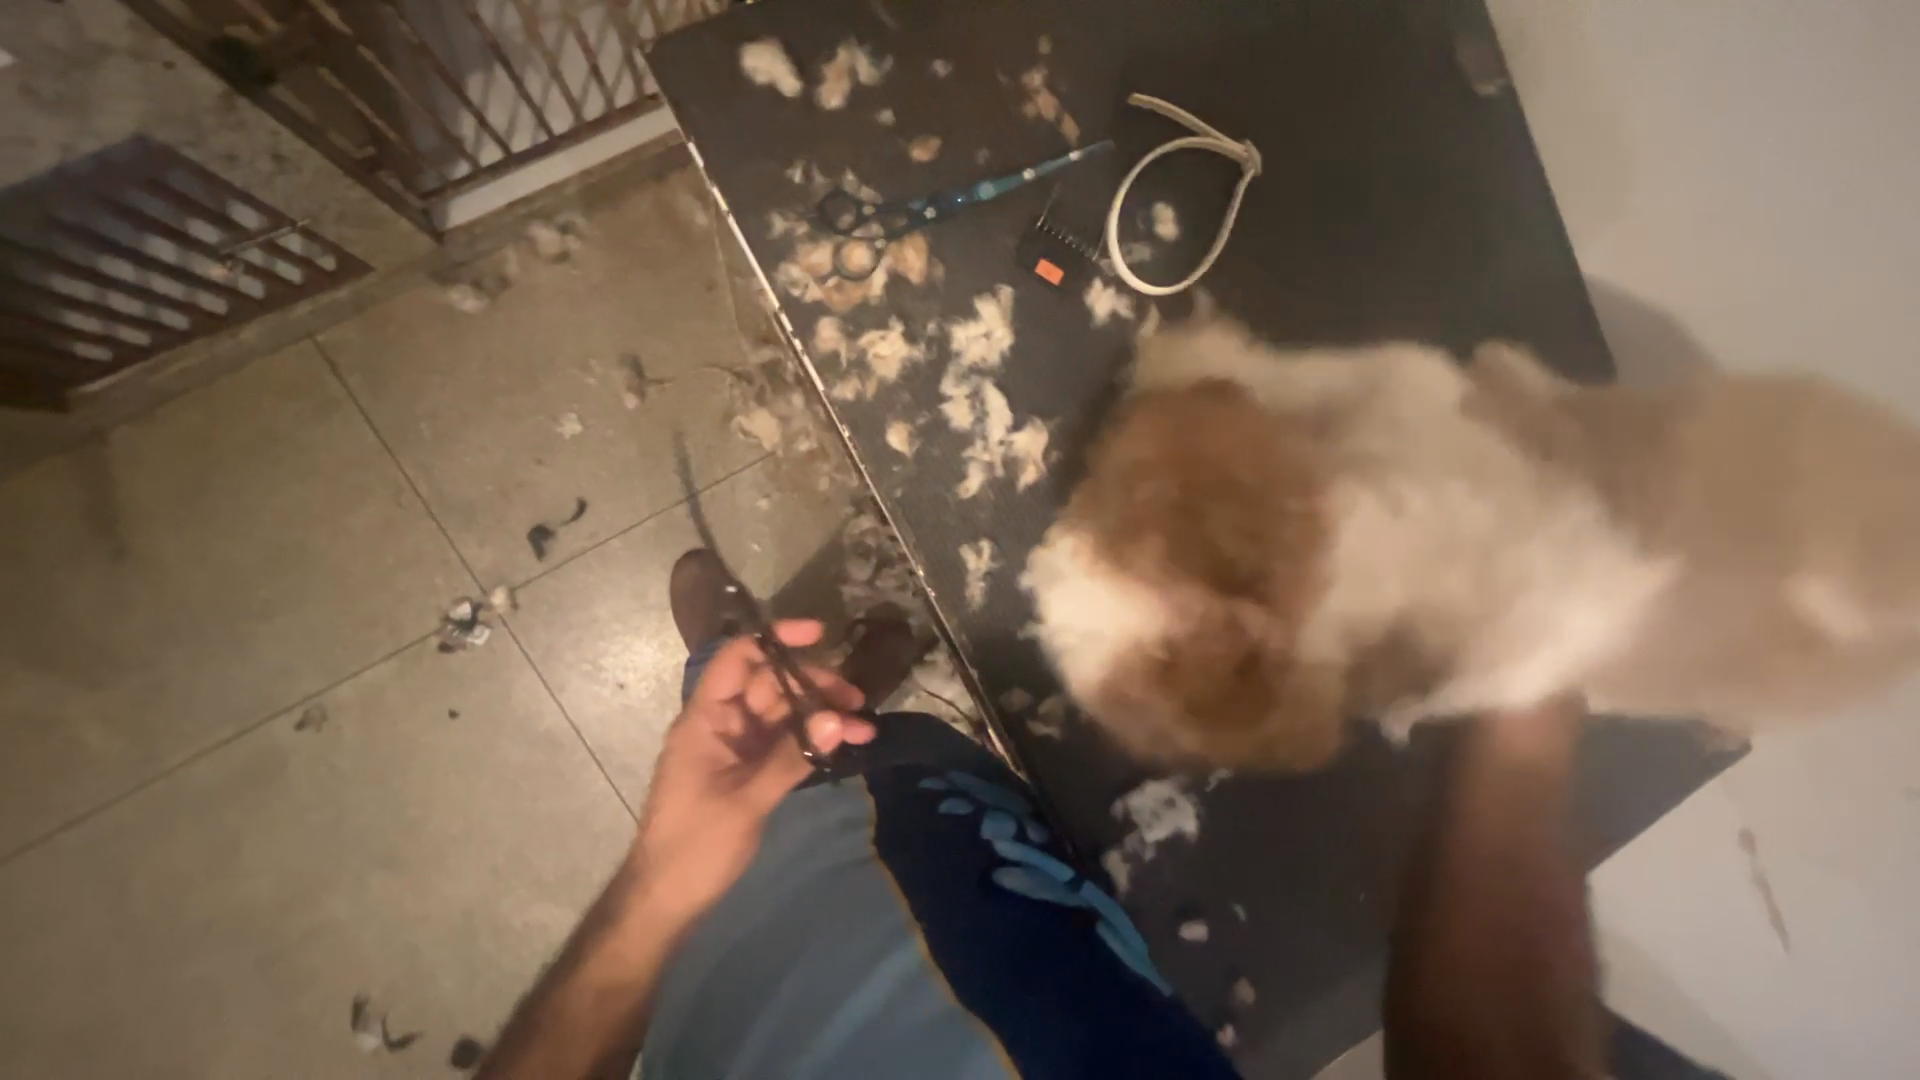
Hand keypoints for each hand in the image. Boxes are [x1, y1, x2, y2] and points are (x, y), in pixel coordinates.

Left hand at [634, 620, 874, 919]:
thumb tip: (835, 719)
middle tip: (856, 698)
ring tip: (863, 727)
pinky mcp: (751, 771)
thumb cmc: (695, 847)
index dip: (775, 638)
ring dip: (822, 716)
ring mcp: (738, 748)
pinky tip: (845, 744)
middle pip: (771, 685)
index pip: (738, 658)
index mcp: (705, 719)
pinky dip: (814, 741)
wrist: (666, 902)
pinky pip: (787, 742)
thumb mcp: (745, 801)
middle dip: (815, 685)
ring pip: (785, 714)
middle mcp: (723, 725)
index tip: (819, 634)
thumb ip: (791, 758)